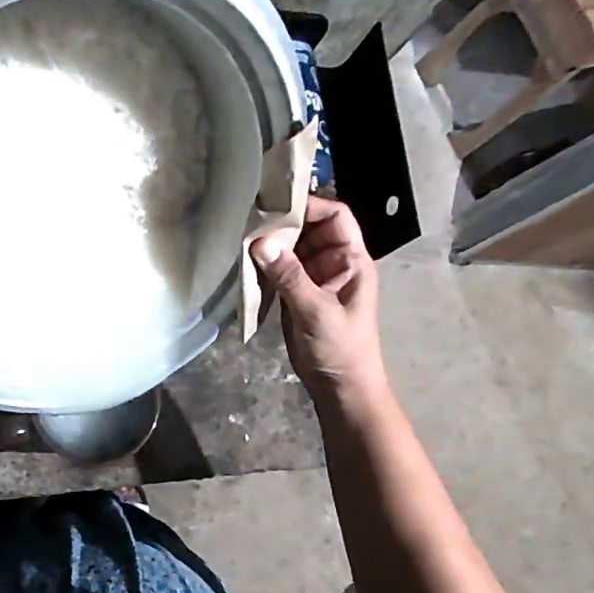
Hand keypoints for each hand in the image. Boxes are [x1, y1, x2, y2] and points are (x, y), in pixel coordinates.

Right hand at [250, 195, 386, 403]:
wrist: (339, 387)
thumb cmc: (341, 349)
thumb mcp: (317, 312)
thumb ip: (290, 277)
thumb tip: (261, 243)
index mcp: (351, 260)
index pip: (335, 216)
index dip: (311, 206)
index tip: (277, 205)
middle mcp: (332, 263)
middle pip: (309, 229)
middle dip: (283, 223)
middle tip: (250, 220)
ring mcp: (312, 278)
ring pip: (290, 248)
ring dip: (270, 244)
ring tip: (242, 237)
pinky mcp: (295, 294)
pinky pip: (278, 269)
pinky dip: (263, 264)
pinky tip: (244, 262)